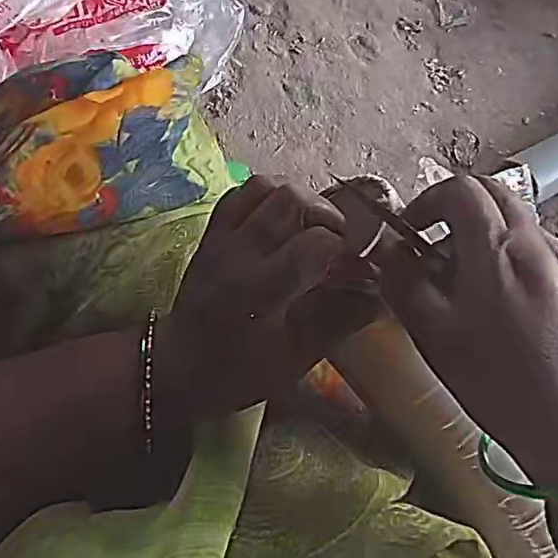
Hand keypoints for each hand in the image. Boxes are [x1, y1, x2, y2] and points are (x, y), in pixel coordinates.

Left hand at [159, 176, 379, 425]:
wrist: (179, 365)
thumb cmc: (238, 371)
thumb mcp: (295, 358)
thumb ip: (338, 320)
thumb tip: (379, 292)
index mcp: (259, 291)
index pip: (313, 245)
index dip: (343, 250)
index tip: (353, 268)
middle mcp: (238, 253)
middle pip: (290, 200)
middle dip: (325, 214)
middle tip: (335, 241)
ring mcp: (222, 236)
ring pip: (266, 186)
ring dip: (299, 198)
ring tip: (311, 225)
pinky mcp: (212, 229)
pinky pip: (242, 192)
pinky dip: (269, 195)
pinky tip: (282, 217)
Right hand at [373, 176, 557, 484]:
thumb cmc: (504, 388)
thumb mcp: (436, 337)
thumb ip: (404, 281)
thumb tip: (387, 248)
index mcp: (498, 250)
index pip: (461, 188)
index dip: (428, 201)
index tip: (413, 230)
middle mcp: (537, 243)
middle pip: (493, 193)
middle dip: (456, 209)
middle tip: (436, 248)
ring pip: (516, 222)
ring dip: (485, 235)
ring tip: (470, 287)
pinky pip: (539, 250)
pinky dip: (512, 258)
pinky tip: (508, 308)